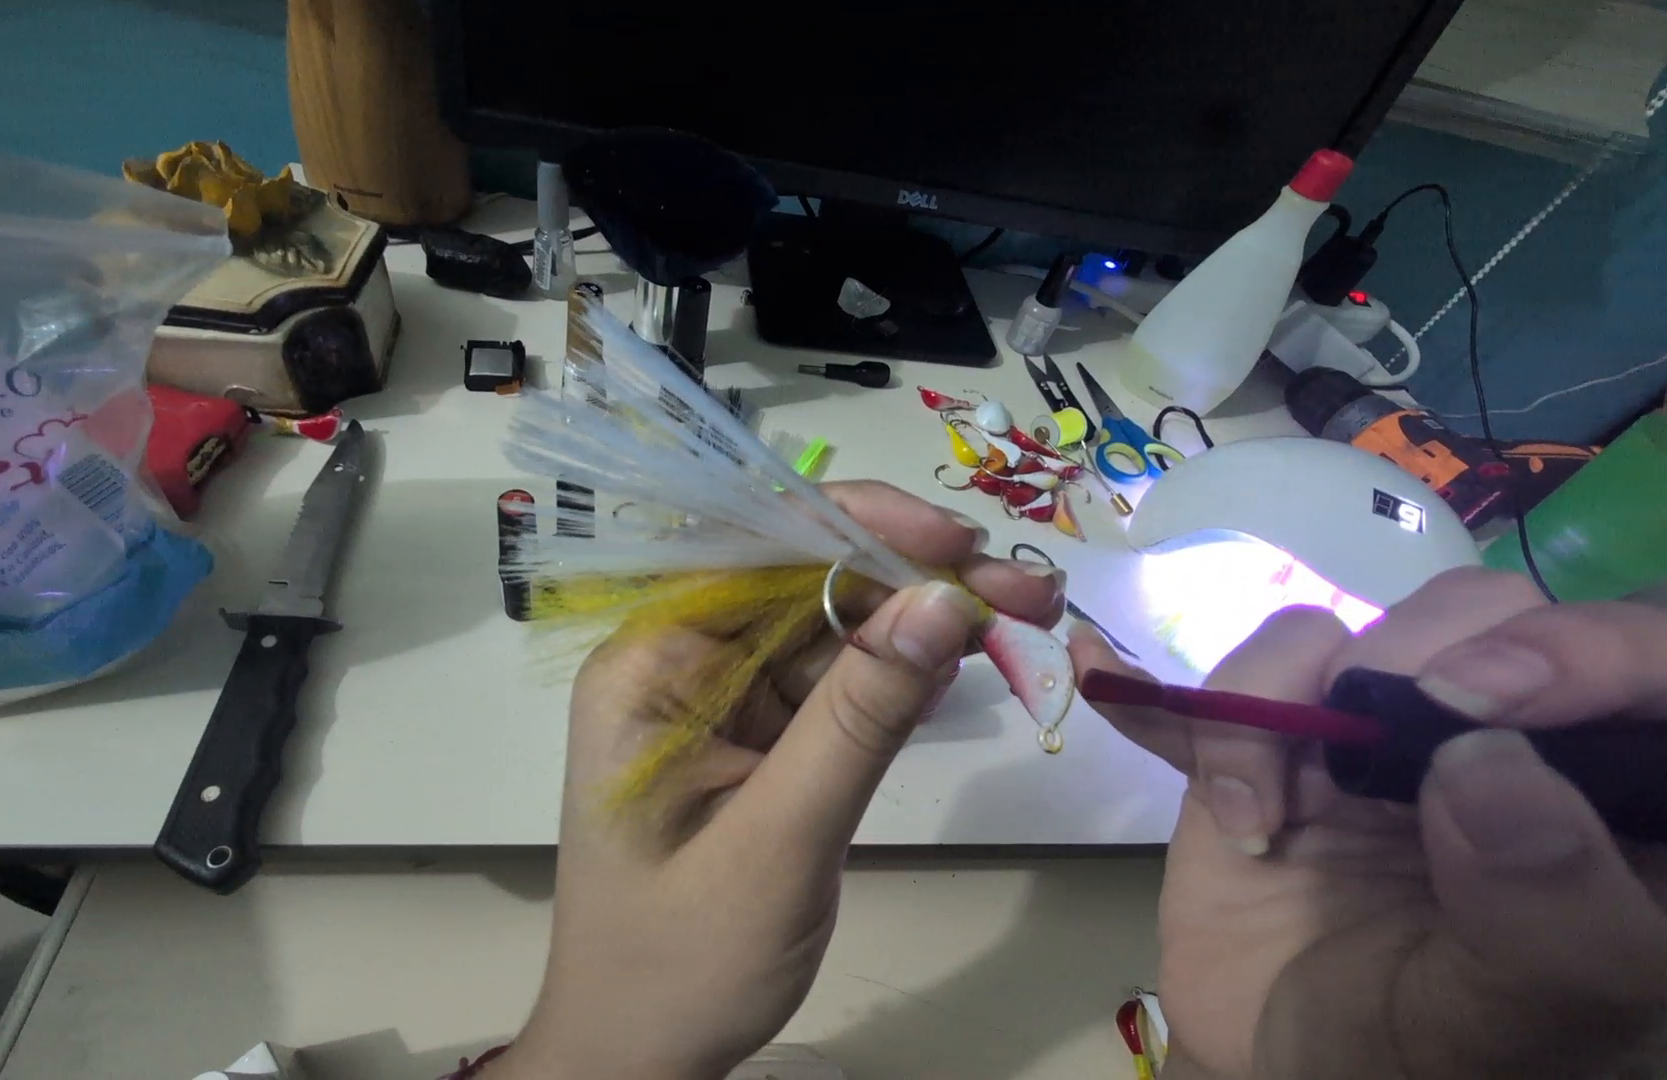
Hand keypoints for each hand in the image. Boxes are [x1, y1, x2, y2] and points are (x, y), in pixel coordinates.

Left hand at [488, 481, 1066, 1079]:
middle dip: (909, 572)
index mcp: (652, 660)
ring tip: (1018, 611)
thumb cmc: (683, 959)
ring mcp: (726, 690)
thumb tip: (943, 601)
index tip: (953, 539)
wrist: (644, 1051)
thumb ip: (860, 715)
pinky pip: (836, 677)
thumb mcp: (780, 838)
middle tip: (1021, 586)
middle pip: (803, 578)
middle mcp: (685, 655)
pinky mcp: (762, 727)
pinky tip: (961, 661)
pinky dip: (900, 669)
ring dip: (919, 616)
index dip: (853, 525)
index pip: (750, 549)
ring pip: (831, 624)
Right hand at [1080, 568, 1666, 1078]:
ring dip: (1255, 714)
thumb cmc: (1426, 1074)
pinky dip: (1147, 687)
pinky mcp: (1250, 754)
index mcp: (1614, 810)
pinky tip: (1098, 672)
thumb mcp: (1521, 1029)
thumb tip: (1487, 754)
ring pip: (1314, 641)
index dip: (1596, 647)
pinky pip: (1199, 694)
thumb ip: (1550, 915)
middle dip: (1393, 670)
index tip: (1479, 696)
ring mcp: (1352, 745)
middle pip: (1463, 619)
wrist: (1279, 1076)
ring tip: (1242, 818)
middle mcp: (1486, 751)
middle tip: (1347, 759)